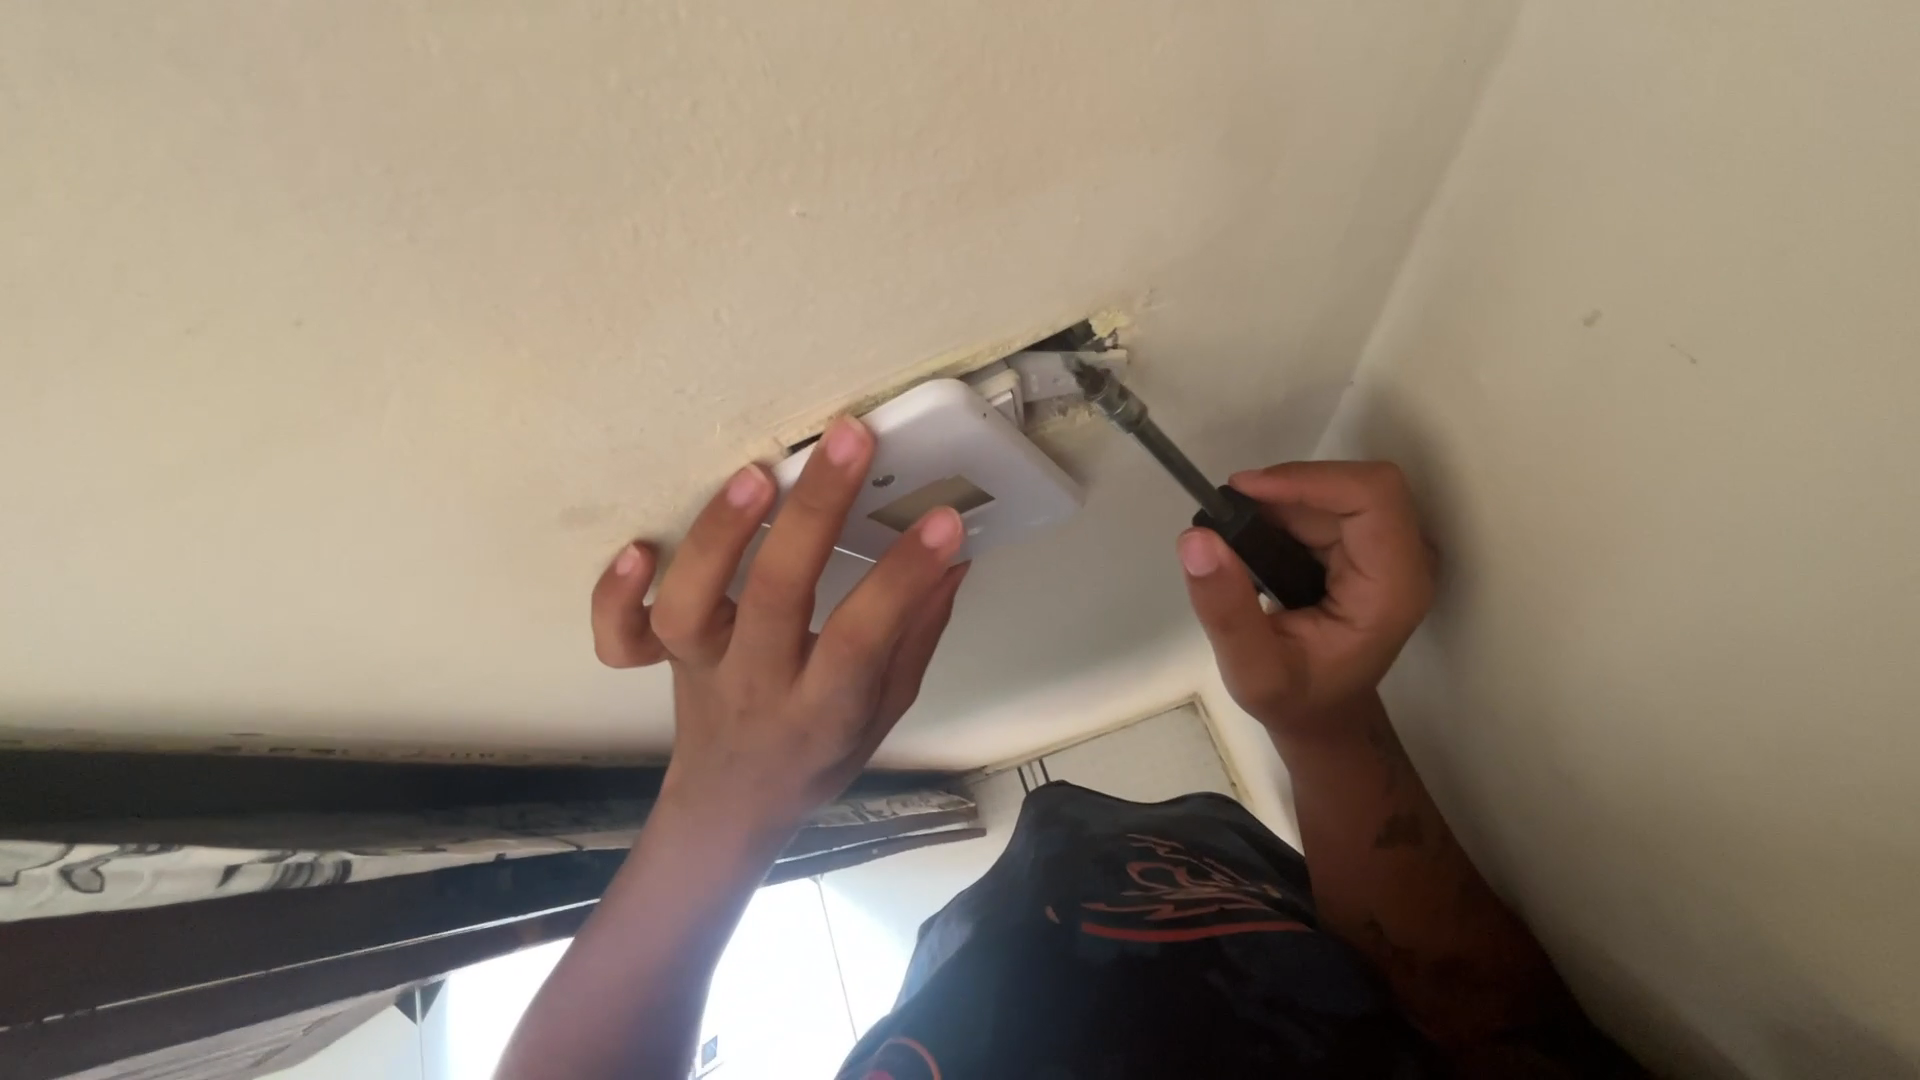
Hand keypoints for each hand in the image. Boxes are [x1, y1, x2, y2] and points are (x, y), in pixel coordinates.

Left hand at [589, 415, 969, 840]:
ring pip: (688, 607)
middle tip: (849, 440)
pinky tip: (640, 547)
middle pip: (776, 596)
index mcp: (823, 707)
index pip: (864, 635)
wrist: (733, 805)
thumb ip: (916, 635)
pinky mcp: (660, 661)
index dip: (904, 575)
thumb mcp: (887, 709)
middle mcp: (757, 683)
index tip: (942, 518)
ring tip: (757, 475)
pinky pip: (621, 638)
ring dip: (719, 537)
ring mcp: (699, 669)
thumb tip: (950, 558)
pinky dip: (615, 596)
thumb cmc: (820, 756)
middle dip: (816, 512)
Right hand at [1178, 461, 1433, 742]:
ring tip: (1231, 537)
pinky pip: (1328, 503)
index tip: (1243, 492)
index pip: (1372, 497)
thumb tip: (1197, 539)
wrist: (1321, 713)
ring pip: (1337, 491)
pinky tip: (1252, 541)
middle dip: (1287, 491)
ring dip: (1280, 502)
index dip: (1308, 480)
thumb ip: (1225, 609)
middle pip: (1354, 486)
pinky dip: (1283, 510)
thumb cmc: (1295, 699)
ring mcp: (1389, 551)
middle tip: (1227, 516)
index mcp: (1392, 589)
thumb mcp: (1251, 669)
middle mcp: (1404, 561)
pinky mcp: (1366, 547)